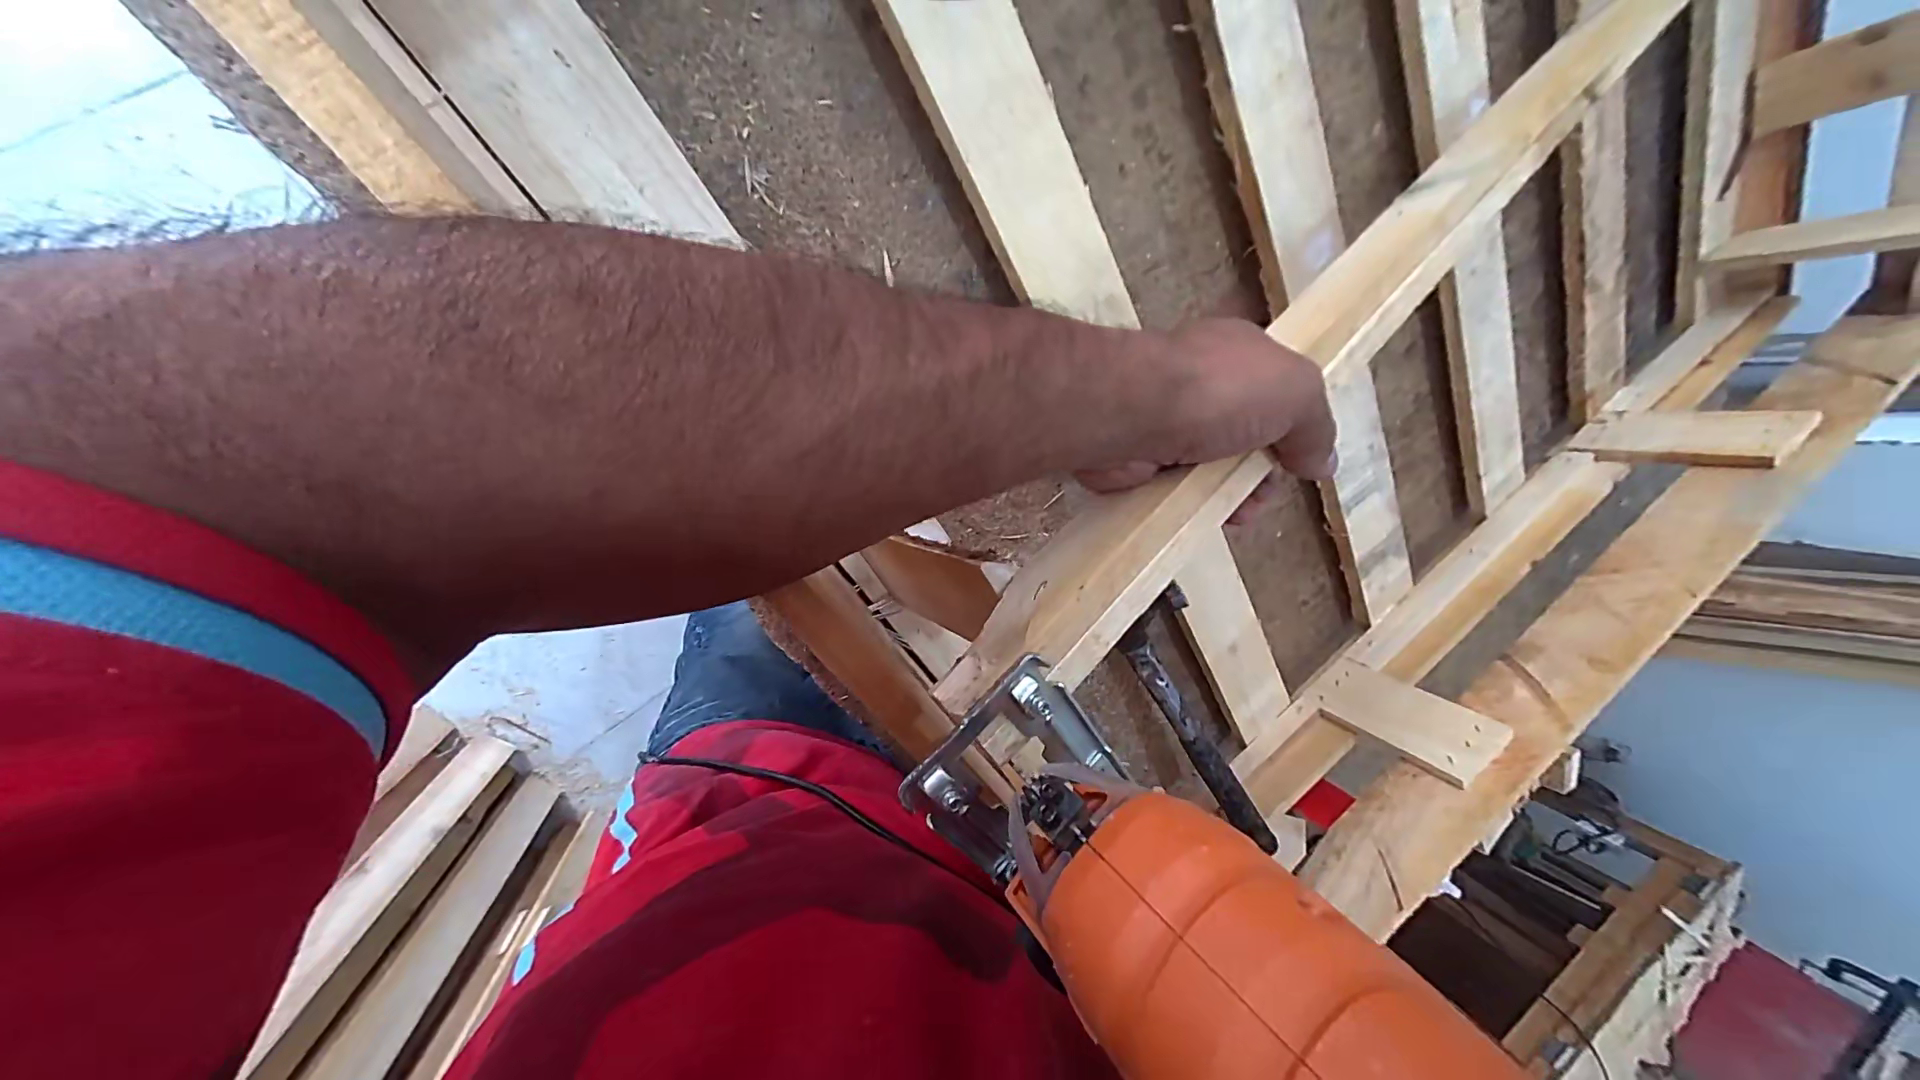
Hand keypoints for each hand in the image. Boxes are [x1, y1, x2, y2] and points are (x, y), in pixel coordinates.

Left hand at [1074, 319, 1337, 520]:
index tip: (1298, 460)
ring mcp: (1165, 423)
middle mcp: (1200, 385)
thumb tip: (1321, 463)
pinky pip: (1173, 487)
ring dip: (1230, 495)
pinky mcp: (1138, 458)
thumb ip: (1315, 426)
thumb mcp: (1295, 392)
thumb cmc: (1220, 391)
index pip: (1273, 393)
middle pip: (1244, 438)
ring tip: (1237, 511)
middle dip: (1261, 474)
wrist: (1132, 412)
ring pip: (1210, 470)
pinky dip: (1190, 502)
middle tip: (1262, 493)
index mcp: (1237, 355)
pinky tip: (1203, 514)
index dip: (1290, 428)